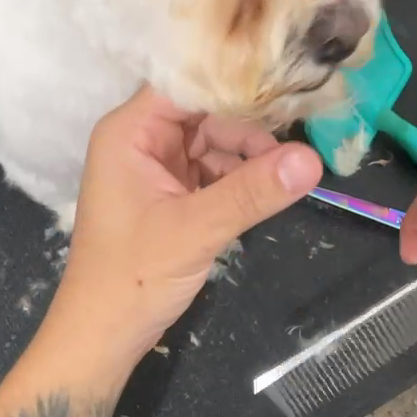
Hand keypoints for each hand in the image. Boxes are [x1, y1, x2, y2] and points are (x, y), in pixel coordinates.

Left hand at [46, 87, 321, 361]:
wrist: (104, 335)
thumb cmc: (132, 279)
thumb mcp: (194, 231)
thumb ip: (251, 193)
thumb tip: (312, 160)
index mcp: (129, 132)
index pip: (187, 83)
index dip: (236, 81)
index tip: (289, 84)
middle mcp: (142, 141)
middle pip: (206, 112)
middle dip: (250, 128)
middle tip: (298, 145)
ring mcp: (157, 171)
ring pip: (215, 144)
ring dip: (250, 158)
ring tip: (292, 172)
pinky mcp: (172, 198)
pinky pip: (213, 174)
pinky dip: (240, 181)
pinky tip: (270, 191)